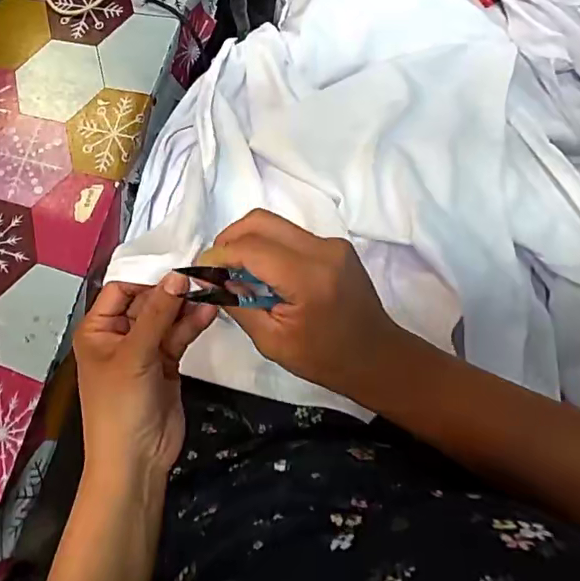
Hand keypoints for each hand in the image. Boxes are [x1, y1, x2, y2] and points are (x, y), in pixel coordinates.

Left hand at [71, 274, 217, 482]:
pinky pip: (178, 336)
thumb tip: (176, 277)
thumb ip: (158, 314)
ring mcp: (143, 349)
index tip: (175, 267)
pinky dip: (192, 324)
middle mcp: (118, 334)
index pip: (120, 289)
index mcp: (97, 328)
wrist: (135, 461)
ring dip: (185, 306)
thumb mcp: (135, 355)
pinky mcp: (165, 364)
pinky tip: (208, 310)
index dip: (146, 278)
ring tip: (210, 289)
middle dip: (170, 290)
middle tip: (199, 275)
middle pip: (146, 301)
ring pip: (165, 318)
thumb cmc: (120, 406)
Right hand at [195, 209, 415, 392]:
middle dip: (228, 239)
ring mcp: (331, 244)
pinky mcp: (333, 245)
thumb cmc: (324, 358)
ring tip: (237, 272)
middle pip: (259, 222)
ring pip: (272, 223)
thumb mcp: (270, 341)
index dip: (218, 256)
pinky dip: (265, 246)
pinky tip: (263, 275)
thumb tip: (208, 279)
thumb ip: (237, 304)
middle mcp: (322, 250)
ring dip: (246, 241)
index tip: (200, 271)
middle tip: (215, 267)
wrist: (378, 357)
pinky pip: (287, 234)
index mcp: (308, 278)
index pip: (250, 248)